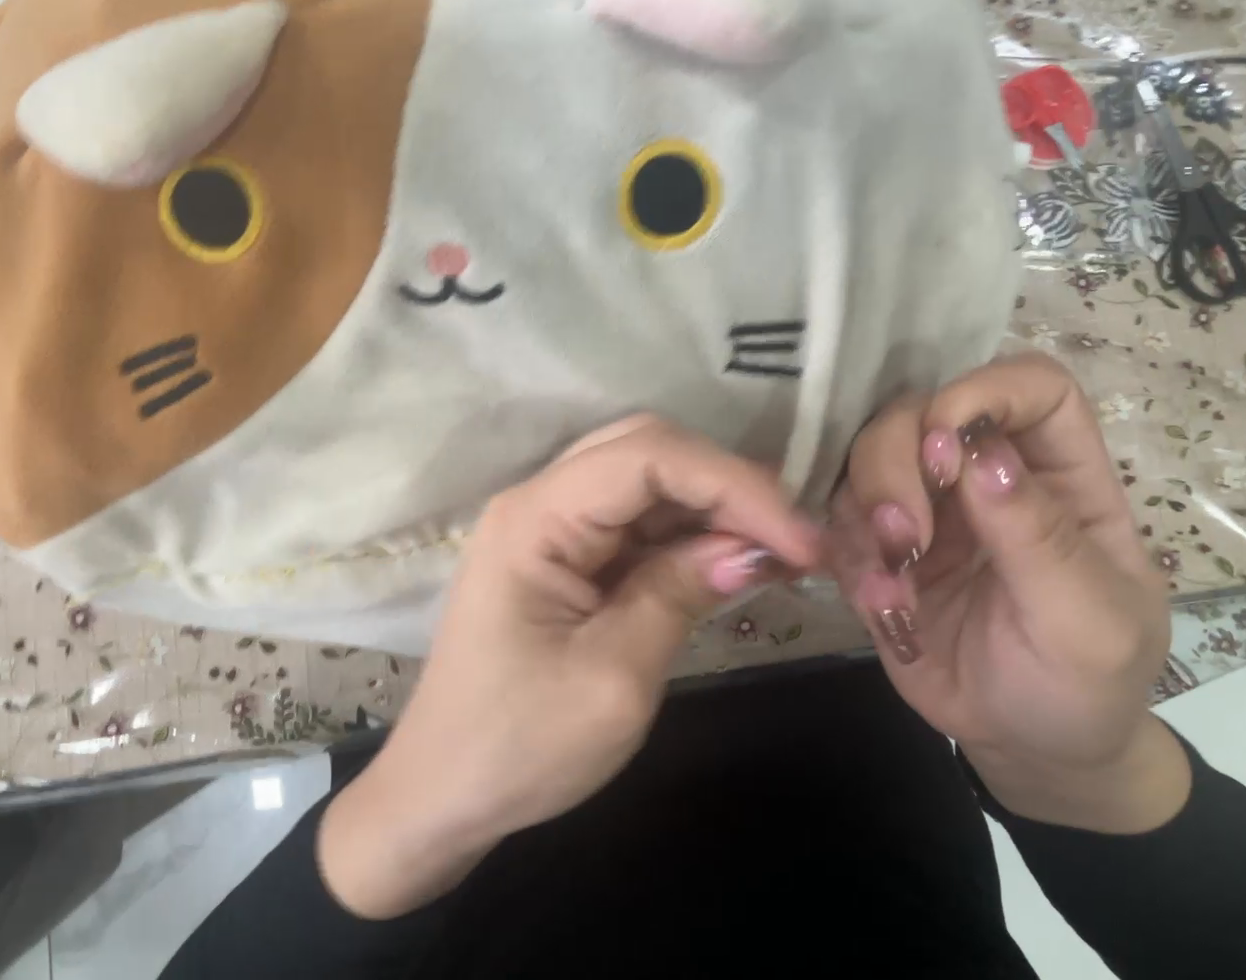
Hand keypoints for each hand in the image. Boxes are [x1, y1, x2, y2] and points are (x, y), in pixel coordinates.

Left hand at [318, 415, 821, 918]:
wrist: (444, 794)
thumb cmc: (519, 747)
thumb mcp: (614, 679)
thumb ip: (679, 594)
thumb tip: (755, 546)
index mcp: (534, 520)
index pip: (646, 456)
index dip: (732, 483)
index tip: (801, 540)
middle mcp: (536, 504)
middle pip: (644, 451)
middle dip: (726, 484)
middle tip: (796, 540)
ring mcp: (547, 531)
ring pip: (645, 483)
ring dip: (714, 508)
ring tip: (783, 552)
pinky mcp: (562, 561)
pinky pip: (634, 526)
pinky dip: (688, 537)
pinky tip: (734, 561)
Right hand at [827, 354, 1188, 831]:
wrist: (1024, 746)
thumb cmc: (1082, 683)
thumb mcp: (1087, 623)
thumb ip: (1038, 538)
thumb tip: (982, 455)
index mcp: (1058, 477)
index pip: (1029, 389)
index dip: (984, 392)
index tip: (946, 445)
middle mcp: (981, 478)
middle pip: (918, 412)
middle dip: (895, 463)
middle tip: (903, 537)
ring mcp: (923, 510)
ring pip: (862, 458)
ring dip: (863, 511)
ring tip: (890, 585)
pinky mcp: (874, 550)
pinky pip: (835, 521)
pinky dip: (845, 557)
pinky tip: (881, 607)